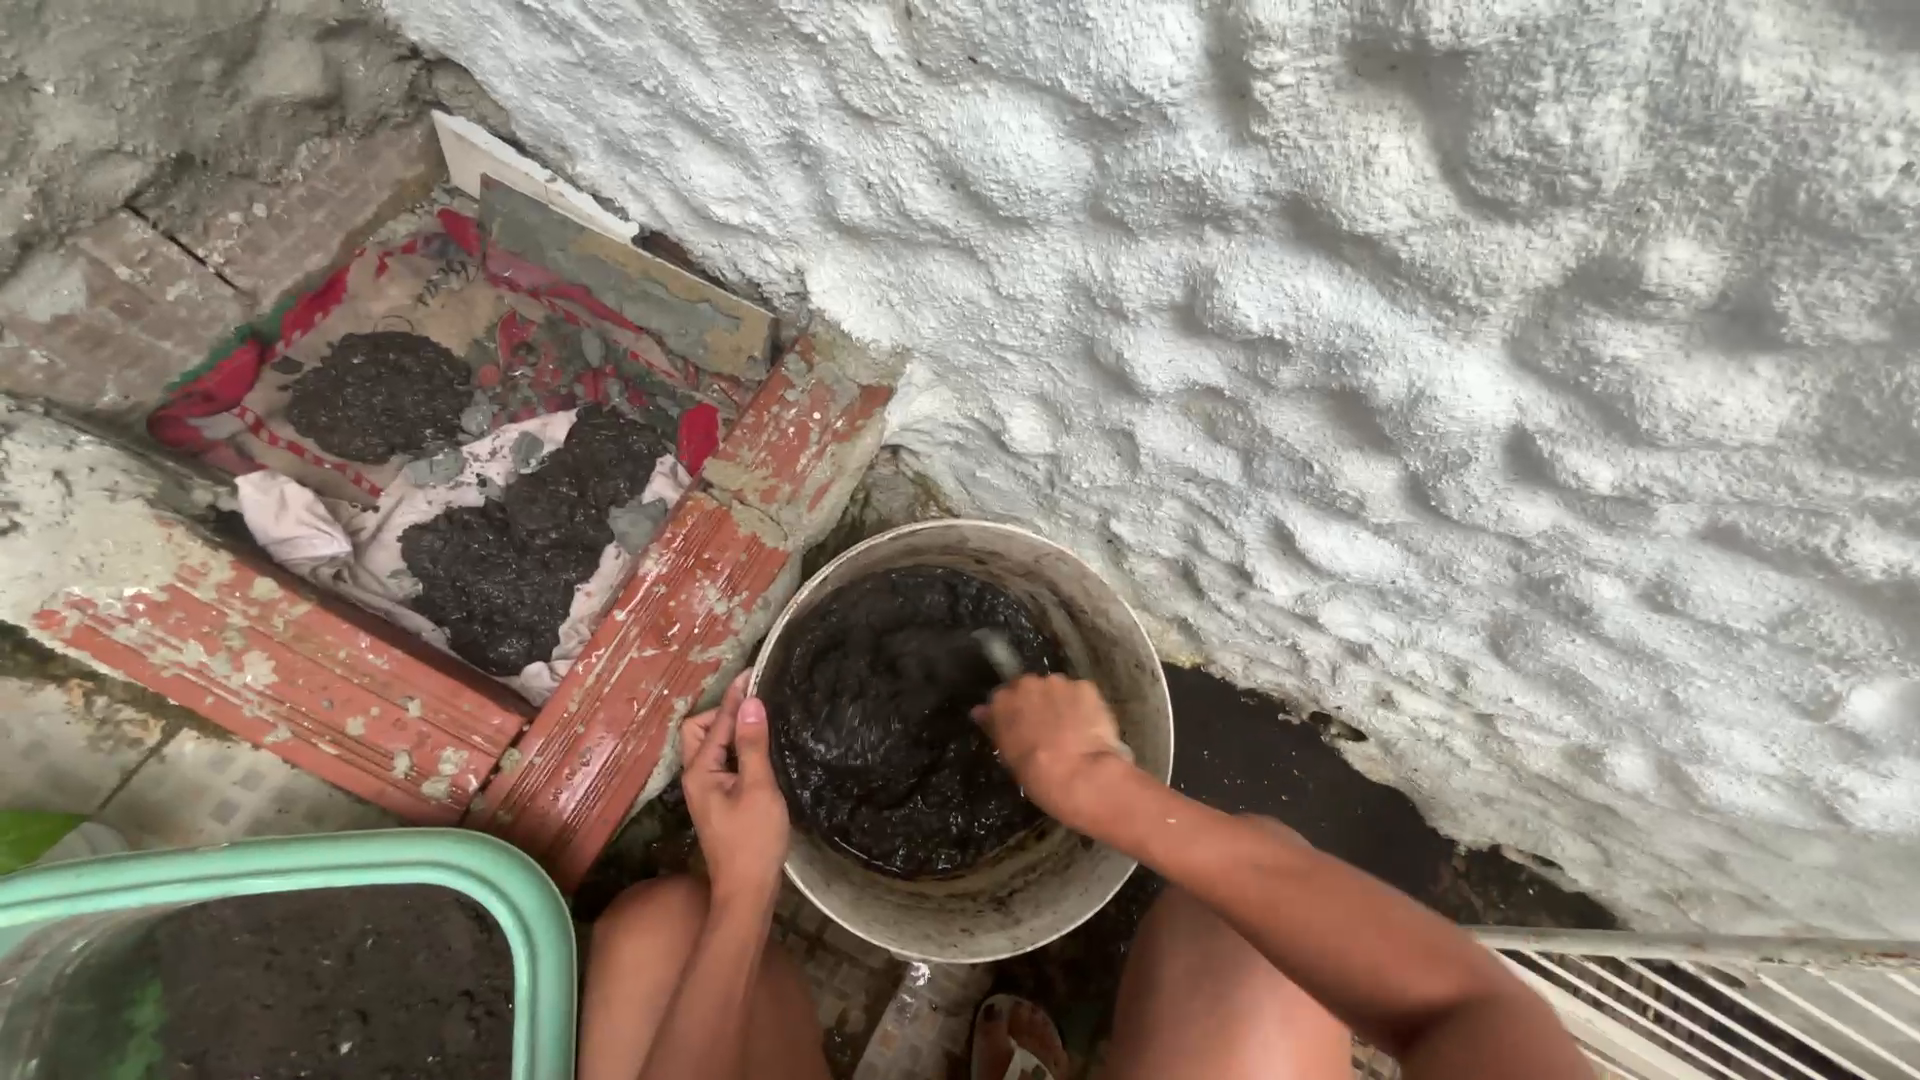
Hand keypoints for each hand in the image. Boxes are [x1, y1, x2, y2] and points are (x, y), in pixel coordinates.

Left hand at [681, 672, 789, 910]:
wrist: (748, 890)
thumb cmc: (753, 841)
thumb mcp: (759, 788)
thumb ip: (753, 744)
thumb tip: (751, 702)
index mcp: (700, 772)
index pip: (715, 722)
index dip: (735, 697)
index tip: (754, 673)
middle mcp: (697, 777)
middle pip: (701, 730)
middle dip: (724, 710)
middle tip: (755, 698)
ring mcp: (708, 790)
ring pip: (713, 746)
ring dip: (731, 727)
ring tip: (761, 714)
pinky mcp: (721, 799)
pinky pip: (725, 760)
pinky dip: (739, 746)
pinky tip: (761, 745)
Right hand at [972, 674, 1136, 829]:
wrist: (1078, 775)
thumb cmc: (1036, 773)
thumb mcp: (1007, 753)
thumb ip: (994, 726)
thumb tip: (980, 711)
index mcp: (1002, 700)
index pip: (1002, 698)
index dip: (1013, 713)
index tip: (1019, 727)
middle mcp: (1027, 683)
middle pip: (1029, 688)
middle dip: (1036, 703)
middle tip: (1046, 727)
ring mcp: (1058, 682)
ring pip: (1057, 689)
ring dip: (1060, 702)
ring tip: (1071, 728)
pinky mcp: (1086, 687)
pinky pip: (1081, 693)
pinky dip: (1083, 706)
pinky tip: (1088, 726)